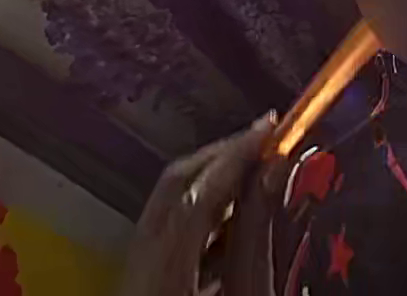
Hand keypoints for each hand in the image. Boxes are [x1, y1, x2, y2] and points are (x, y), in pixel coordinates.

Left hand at [118, 114, 275, 295]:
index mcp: (158, 279)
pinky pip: (167, 235)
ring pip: (171, 207)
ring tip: (258, 172)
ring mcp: (132, 279)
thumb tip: (274, 168)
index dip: (238, 152)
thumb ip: (258, 233)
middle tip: (265, 140)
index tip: (270, 126)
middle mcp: (133, 273)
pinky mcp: (141, 286)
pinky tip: (238, 217)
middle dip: (225, 158)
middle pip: (175, 187)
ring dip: (217, 185)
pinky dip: (204, 216)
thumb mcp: (250, 295)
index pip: (196, 193)